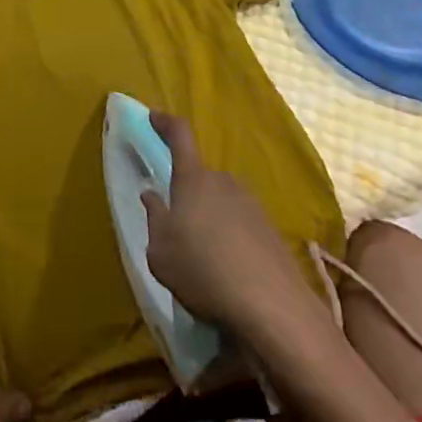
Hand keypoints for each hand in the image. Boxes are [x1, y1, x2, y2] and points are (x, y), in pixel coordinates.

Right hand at [140, 110, 308, 332]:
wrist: (270, 305)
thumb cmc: (202, 271)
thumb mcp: (160, 251)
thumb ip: (154, 218)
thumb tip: (152, 194)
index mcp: (193, 180)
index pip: (180, 136)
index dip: (165, 123)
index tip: (154, 116)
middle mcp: (224, 181)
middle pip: (199, 176)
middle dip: (186, 191)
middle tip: (176, 223)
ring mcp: (251, 202)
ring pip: (220, 199)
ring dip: (209, 215)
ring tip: (202, 253)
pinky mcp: (269, 227)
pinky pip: (239, 220)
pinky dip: (229, 234)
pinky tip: (226, 265)